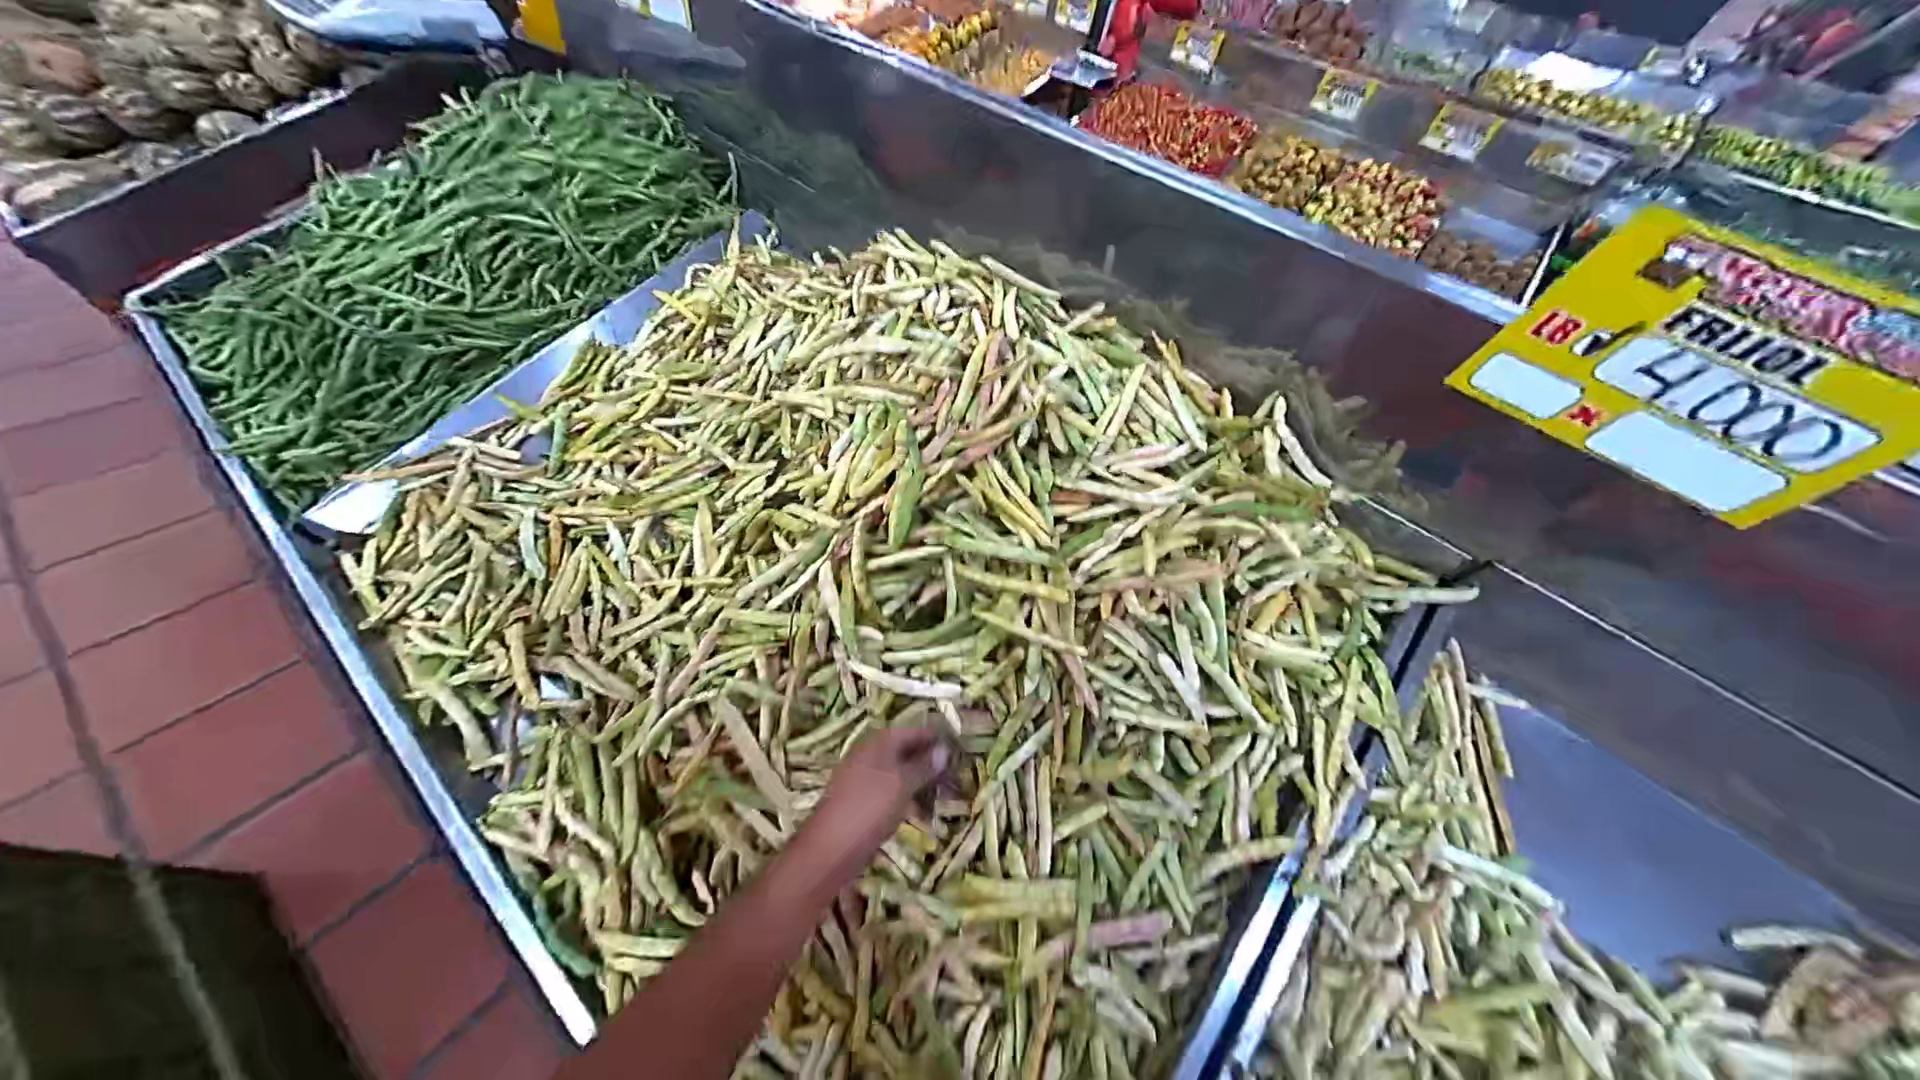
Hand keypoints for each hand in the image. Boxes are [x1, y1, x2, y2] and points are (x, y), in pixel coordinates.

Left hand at [804, 726, 951, 863]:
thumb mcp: (903, 784)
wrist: (830, 848)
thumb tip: (943, 750)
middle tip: (956, 769)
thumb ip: (924, 766)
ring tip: (945, 791)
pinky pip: (890, 790)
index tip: (958, 744)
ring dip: (921, 779)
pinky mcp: (862, 800)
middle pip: (905, 749)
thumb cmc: (870, 807)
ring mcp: (863, 777)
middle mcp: (869, 754)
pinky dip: (908, 795)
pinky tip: (922, 809)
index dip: (934, 736)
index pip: (912, 730)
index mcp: (878, 742)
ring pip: (899, 771)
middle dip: (929, 758)